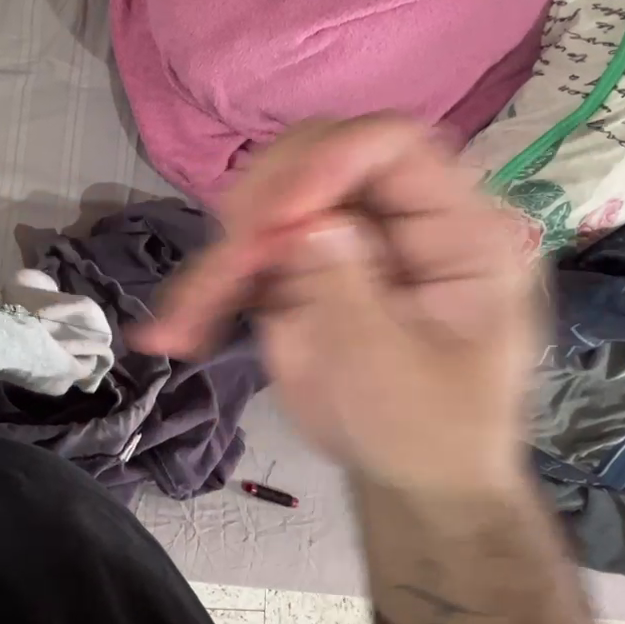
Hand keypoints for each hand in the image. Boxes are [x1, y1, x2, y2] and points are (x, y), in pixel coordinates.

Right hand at [134, 116, 537, 494]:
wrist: (403, 477)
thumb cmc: (426, 431)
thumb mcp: (393, 368)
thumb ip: (351, 289)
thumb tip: (308, 224)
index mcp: (452, 230)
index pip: (391, 146)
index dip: (326, 162)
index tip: (277, 221)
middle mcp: (392, 219)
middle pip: (309, 160)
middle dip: (258, 207)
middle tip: (230, 267)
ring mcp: (338, 241)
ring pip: (258, 206)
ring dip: (217, 259)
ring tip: (185, 321)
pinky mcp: (293, 270)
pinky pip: (237, 258)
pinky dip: (202, 291)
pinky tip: (173, 331)